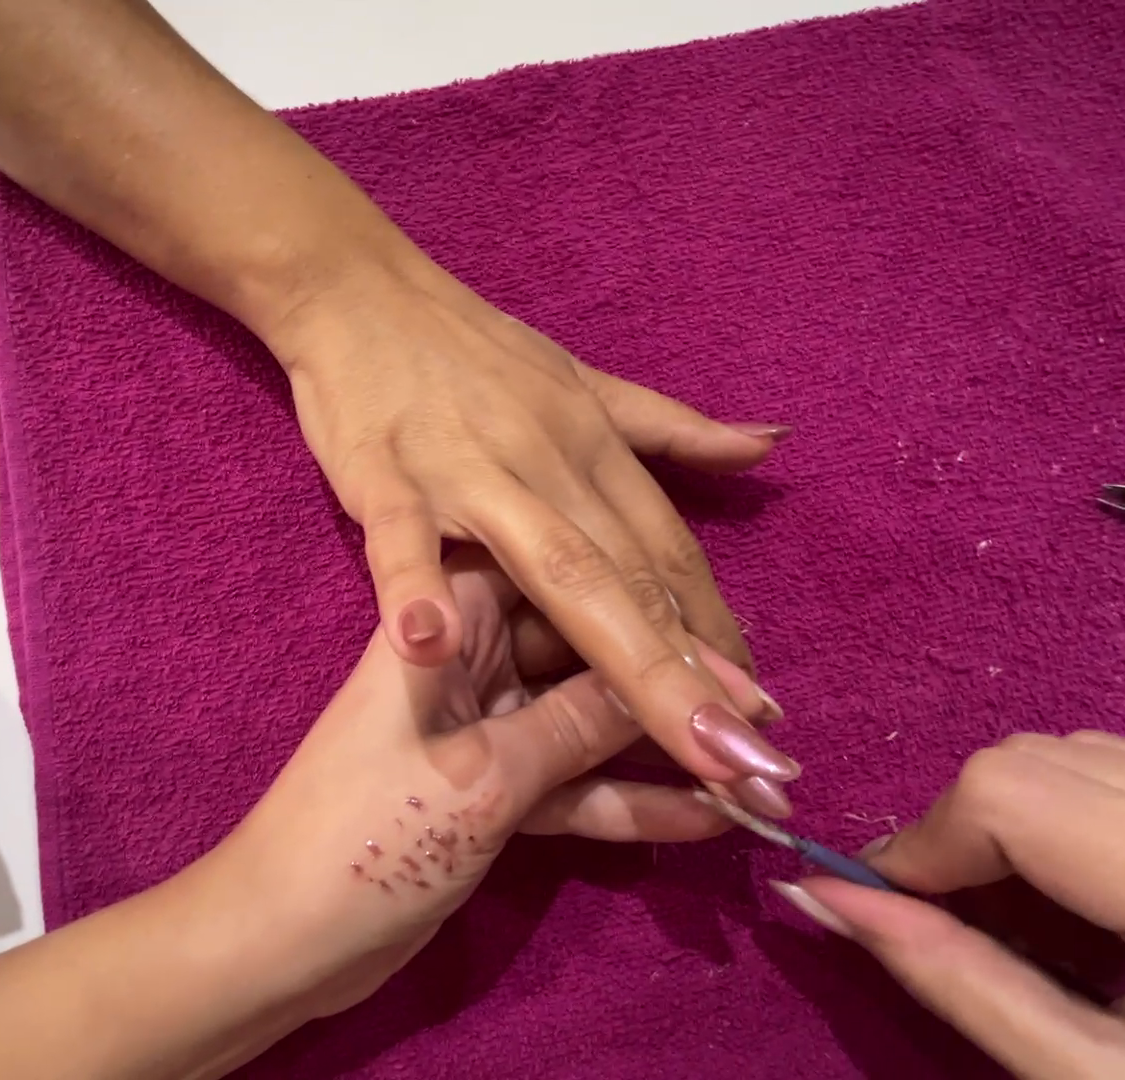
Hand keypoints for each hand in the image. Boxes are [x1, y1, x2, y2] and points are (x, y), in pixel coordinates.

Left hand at [206, 549, 761, 1020]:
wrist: (279, 936)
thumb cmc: (364, 834)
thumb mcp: (480, 778)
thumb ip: (575, 726)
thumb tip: (679, 685)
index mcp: (445, 622)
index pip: (559, 586)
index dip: (643, 612)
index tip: (731, 655)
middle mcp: (466, 658)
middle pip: (581, 655)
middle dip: (667, 691)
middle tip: (765, 727)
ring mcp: (479, 724)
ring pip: (583, 724)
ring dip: (657, 756)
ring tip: (755, 784)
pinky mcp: (487, 785)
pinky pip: (565, 781)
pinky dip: (621, 801)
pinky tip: (699, 821)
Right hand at [267, 262, 791, 785]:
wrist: (357, 293)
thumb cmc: (464, 348)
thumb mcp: (578, 377)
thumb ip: (665, 426)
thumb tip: (768, 442)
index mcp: (591, 447)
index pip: (670, 550)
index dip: (720, 631)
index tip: (763, 714)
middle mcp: (550, 465)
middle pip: (636, 576)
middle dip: (702, 672)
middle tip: (759, 764)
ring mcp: (469, 473)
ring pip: (557, 566)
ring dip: (623, 653)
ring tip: (680, 738)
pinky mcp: (387, 477)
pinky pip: (404, 539)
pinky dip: (416, 588)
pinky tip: (431, 648)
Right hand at [777, 731, 1124, 1078]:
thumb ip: (959, 982)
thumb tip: (817, 893)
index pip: (1021, 798)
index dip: (928, 839)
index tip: (893, 903)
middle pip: (1041, 761)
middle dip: (967, 830)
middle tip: (966, 916)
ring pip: (1087, 750)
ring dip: (1022, 816)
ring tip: (1047, 912)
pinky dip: (1087, 807)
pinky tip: (1114, 888)